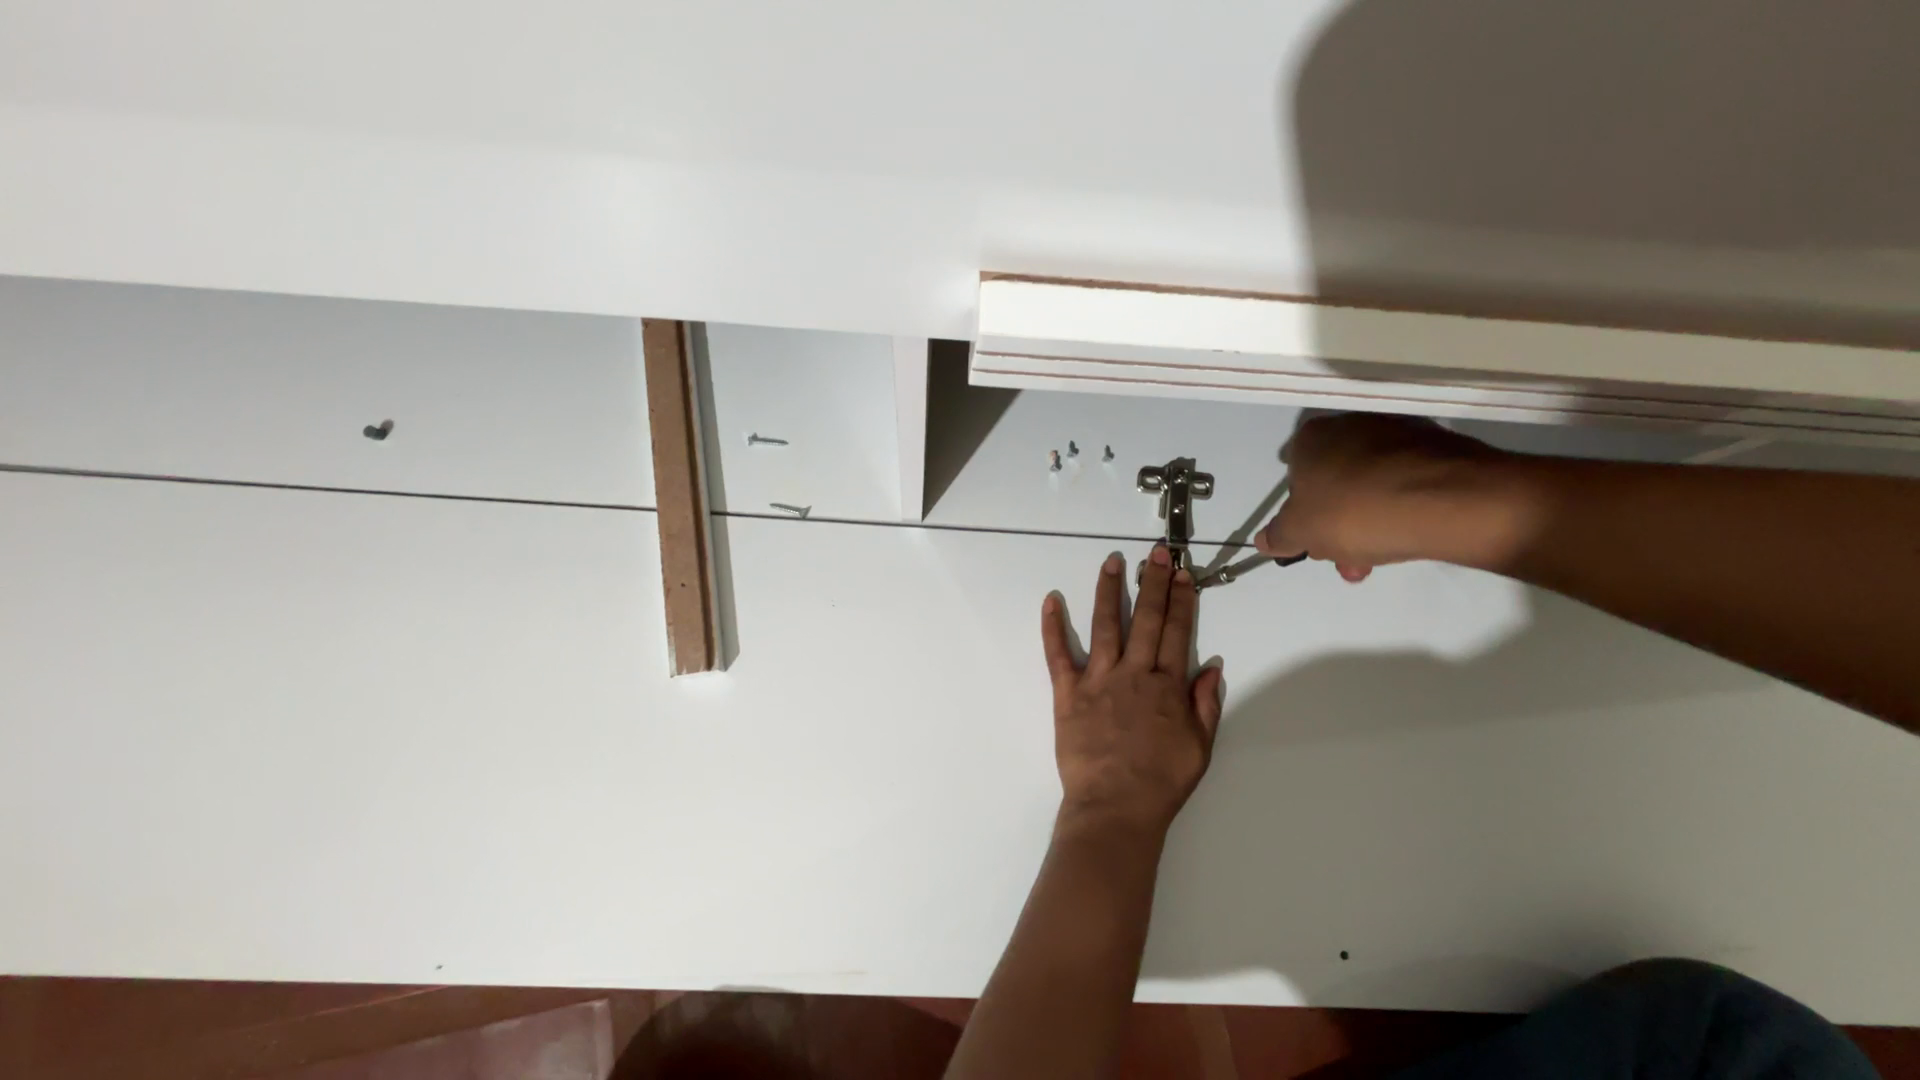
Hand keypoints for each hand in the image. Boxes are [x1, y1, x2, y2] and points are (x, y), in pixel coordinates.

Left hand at [1040, 547, 1223, 835]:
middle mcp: (1134, 674)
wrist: (1116, 808)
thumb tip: (1212, 664)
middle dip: (1153, 582)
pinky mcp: (1068, 694)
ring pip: (1105, 626)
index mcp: (1167, 686)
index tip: (1183, 574)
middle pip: (1145, 620)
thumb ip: (1205, 703)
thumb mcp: (1200, 747)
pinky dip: (1053, 627)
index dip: (1182, 600)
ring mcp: (1098, 681)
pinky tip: (1051, 600)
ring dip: (1107, 591)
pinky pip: (1058, 655)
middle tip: (1156, 553)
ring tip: (1110, 561)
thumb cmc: (1161, 782)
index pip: (1177, 632)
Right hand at [1255, 413, 1525, 581]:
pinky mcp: (1438, 449)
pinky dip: (1402, 508)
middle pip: (1334, 481)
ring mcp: (1399, 434)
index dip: (1300, 510)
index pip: (1293, 473)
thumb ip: (1279, 536)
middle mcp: (1352, 425)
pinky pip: (1406, 483)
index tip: (1312, 540)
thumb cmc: (1357, 512)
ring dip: (1368, 521)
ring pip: (1370, 485)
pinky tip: (1408, 534)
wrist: (1450, 502)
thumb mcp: (1301, 533)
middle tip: (1345, 557)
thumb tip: (1266, 539)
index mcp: (1312, 437)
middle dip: (1336, 523)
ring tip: (1379, 556)